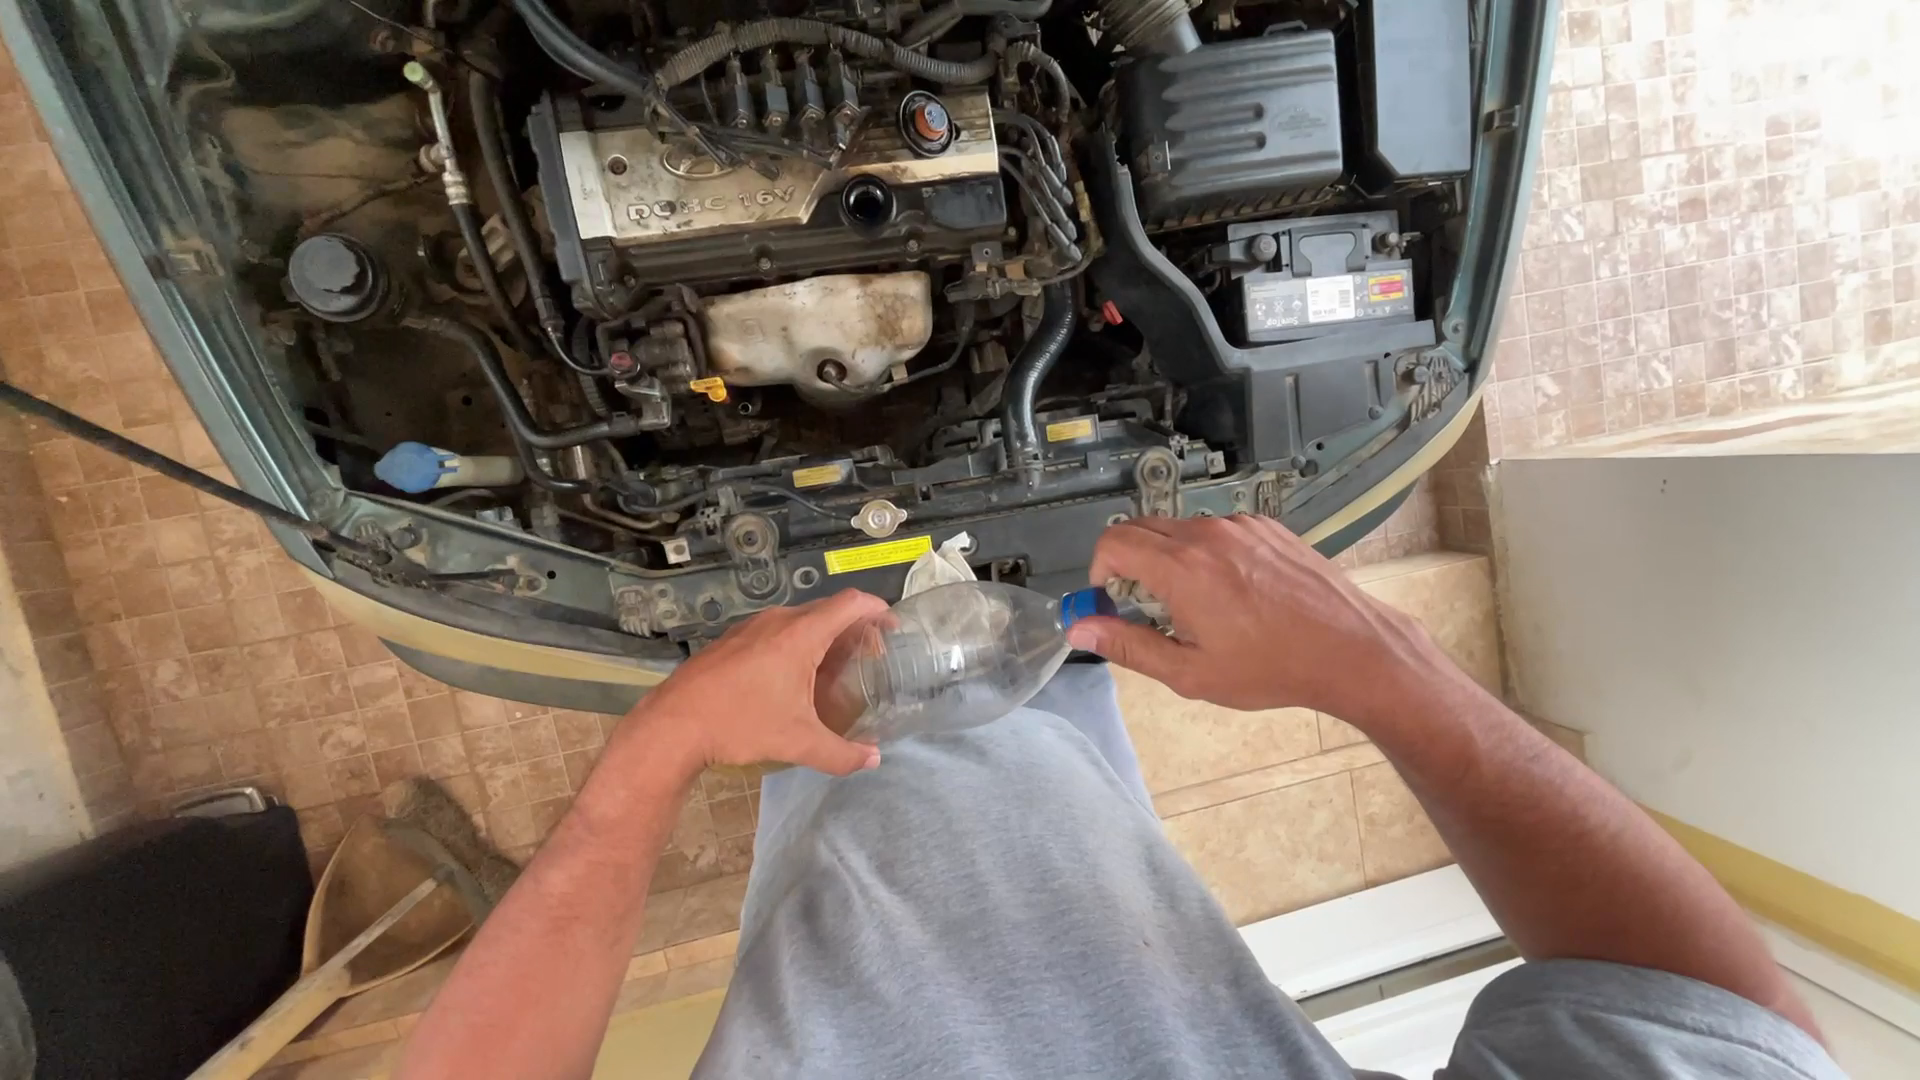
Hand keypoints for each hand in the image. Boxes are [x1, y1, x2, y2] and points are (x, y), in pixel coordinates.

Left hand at [619, 590, 889, 777]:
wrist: (672, 724)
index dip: (878, 610)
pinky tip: (792, 678)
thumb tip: (874, 760)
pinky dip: (797, 643)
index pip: (852, 604)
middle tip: (868, 659)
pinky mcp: (733, 639)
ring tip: (833, 670)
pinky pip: (777, 630)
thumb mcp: (798, 742)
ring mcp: (752, 627)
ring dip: (824, 637)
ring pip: (801, 620)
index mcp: (802, 634)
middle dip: (855, 630)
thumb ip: (842, 753)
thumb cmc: (741, 724)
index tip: (893, 628)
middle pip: (829, 611)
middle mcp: (779, 621)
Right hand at [1064, 515, 1447, 723]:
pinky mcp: (1266, 526)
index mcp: (1181, 568)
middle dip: (1127, 561)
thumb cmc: (1268, 668)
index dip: (1099, 568)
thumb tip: (1079, 627)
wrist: (1352, 649)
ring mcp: (1240, 525)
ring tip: (1195, 602)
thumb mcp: (1190, 672)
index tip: (1111, 597)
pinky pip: (1216, 531)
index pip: (1113, 541)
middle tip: (1144, 603)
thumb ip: (1128, 645)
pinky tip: (1234, 590)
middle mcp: (1206, 535)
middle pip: (1140, 528)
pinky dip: (1205, 553)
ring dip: (1167, 557)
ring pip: (1179, 529)